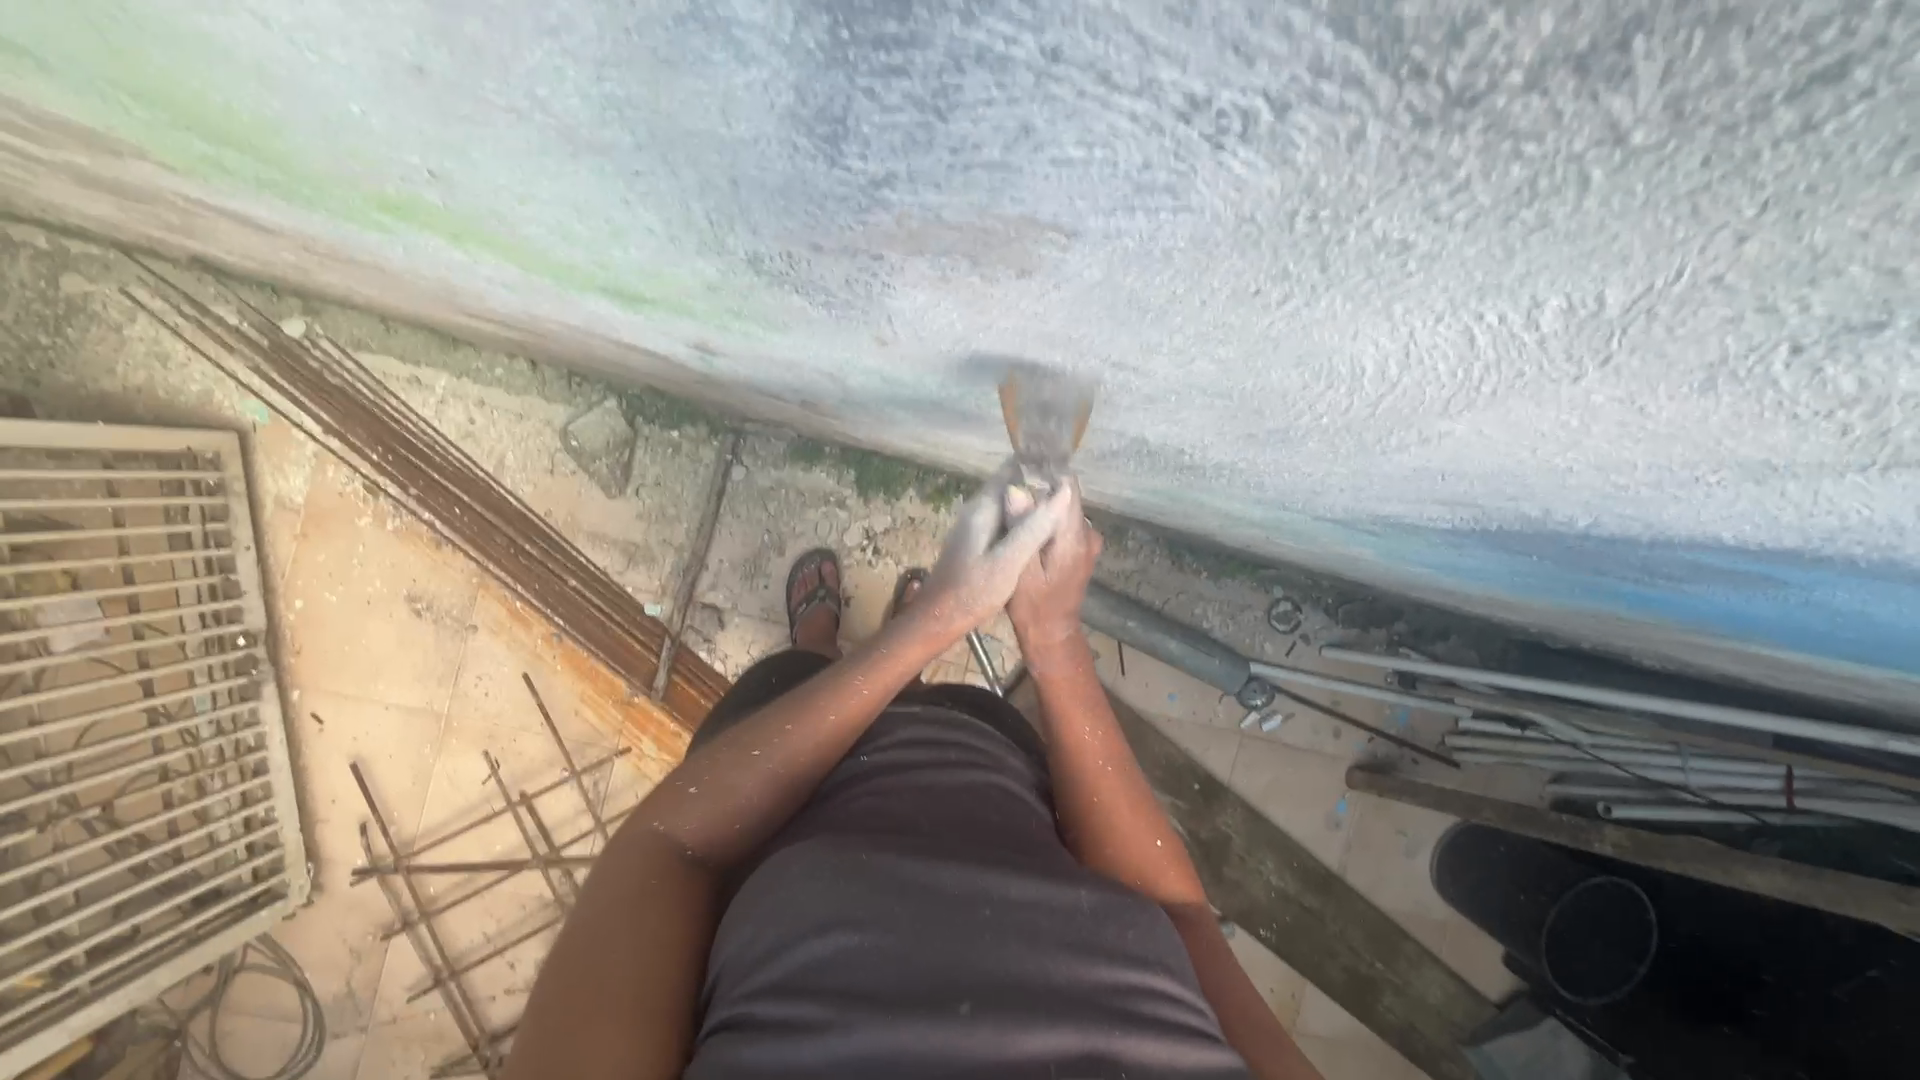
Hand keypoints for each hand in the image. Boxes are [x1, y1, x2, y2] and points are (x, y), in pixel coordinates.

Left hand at [918, 459, 1072, 634]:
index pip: (1012, 470)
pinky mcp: (976, 539)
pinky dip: (1024, 517)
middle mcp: (976, 509)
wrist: (939, 618)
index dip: (1038, 465)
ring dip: (1032, 499)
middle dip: (1038, 481)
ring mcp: (974, 525)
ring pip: (1008, 501)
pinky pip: (1005, 518)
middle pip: (1010, 483)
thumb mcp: (1008, 562)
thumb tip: (1063, 491)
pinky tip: (1040, 528)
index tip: (1066, 466)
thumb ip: (1033, 527)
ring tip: (1062, 504)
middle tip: (1071, 488)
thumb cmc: (973, 592)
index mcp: (983, 508)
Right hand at [1006, 478, 1101, 658]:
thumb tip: (1017, 490)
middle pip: (1064, 497)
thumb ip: (1022, 529)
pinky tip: (1024, 525)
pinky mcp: (1081, 548)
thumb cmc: (1033, 606)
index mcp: (1074, 537)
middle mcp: (1087, 534)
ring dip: (1040, 505)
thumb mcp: (1021, 570)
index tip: (1022, 466)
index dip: (1046, 473)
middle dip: (1039, 489)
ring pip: (1062, 509)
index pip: (1068, 488)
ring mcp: (1087, 542)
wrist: (1051, 633)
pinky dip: (1045, 519)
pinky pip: (1063, 523)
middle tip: (1008, 489)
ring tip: (1012, 505)